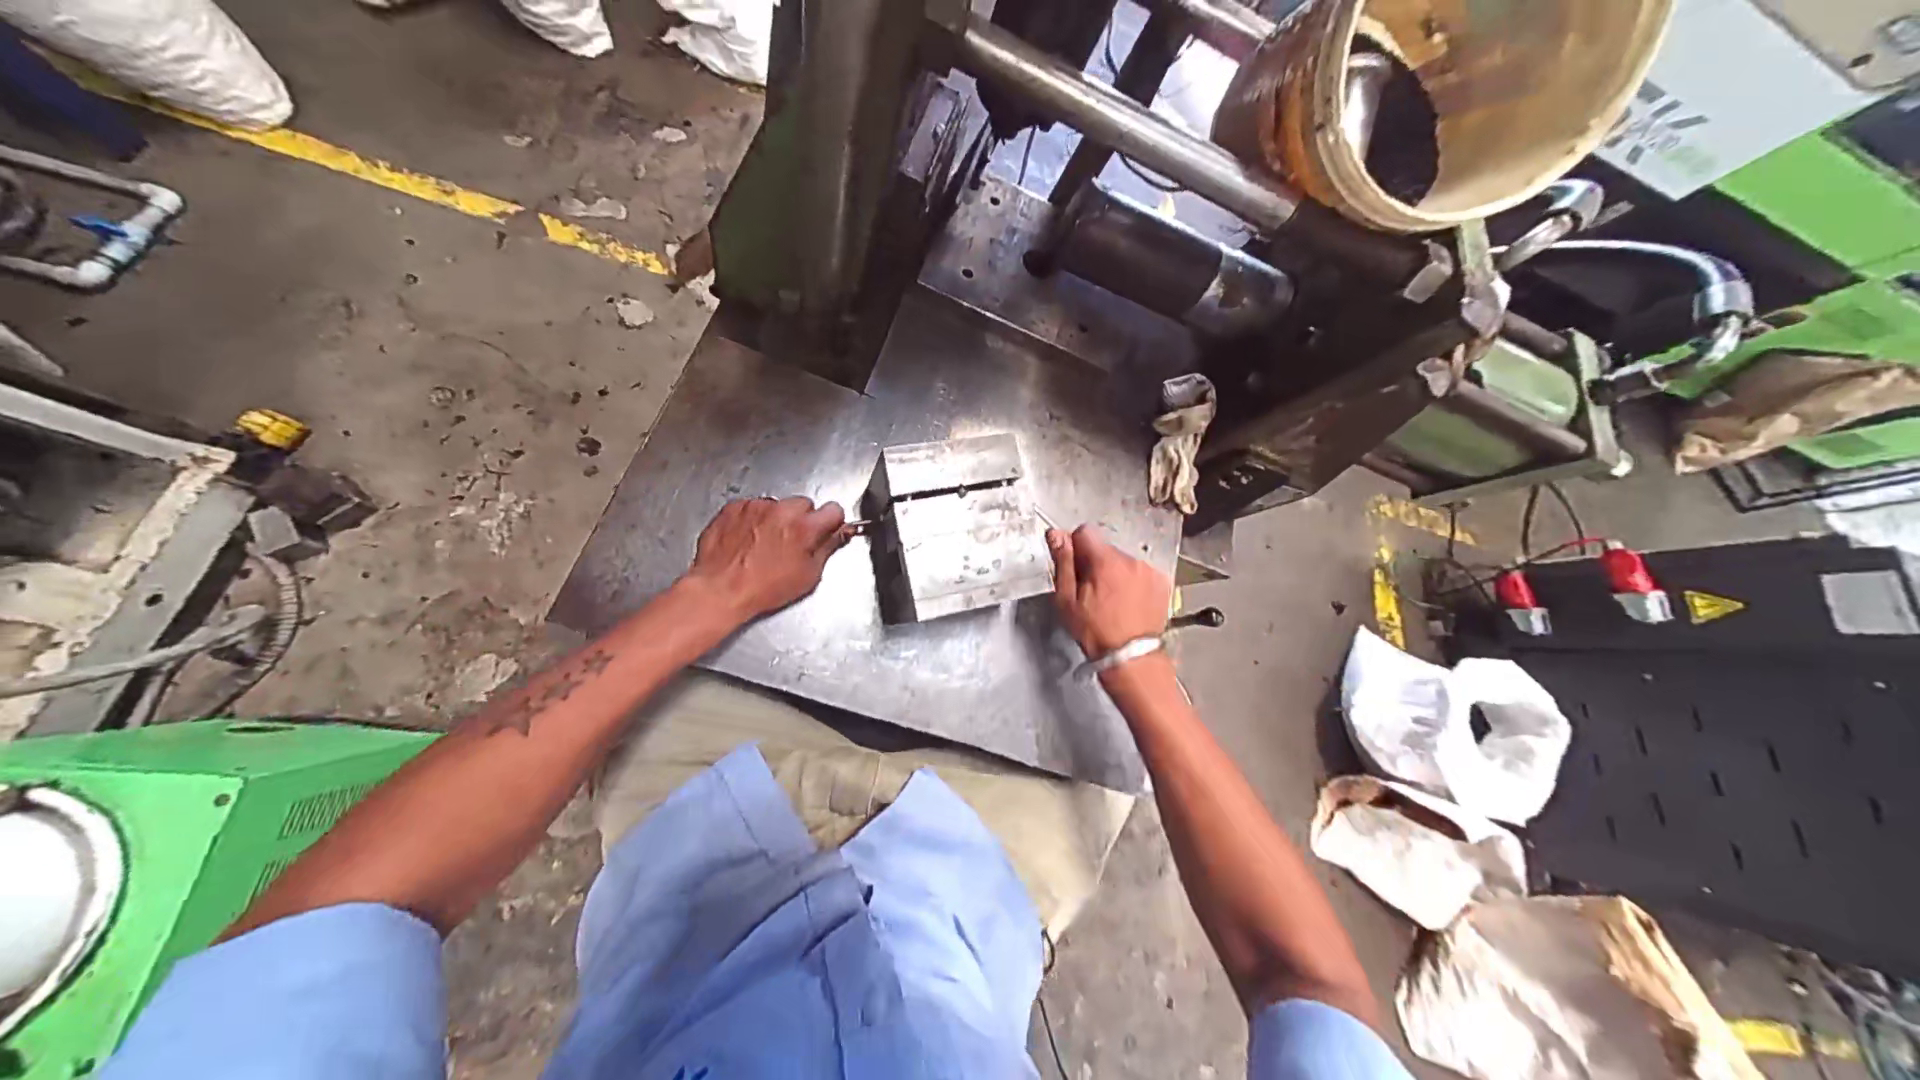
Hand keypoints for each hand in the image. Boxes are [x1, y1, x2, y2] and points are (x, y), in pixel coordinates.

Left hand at [685, 497, 849, 621]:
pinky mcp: (735, 507)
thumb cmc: (761, 588)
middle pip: (804, 504)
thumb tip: (839, 534)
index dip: (831, 522)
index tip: (826, 530)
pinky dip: (753, 520)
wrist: (720, 589)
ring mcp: (756, 507)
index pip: (833, 509)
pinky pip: (753, 507)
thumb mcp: (808, 576)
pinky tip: (749, 541)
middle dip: (802, 520)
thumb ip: (827, 549)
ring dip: (776, 519)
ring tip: (765, 545)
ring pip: (777, 505)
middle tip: (792, 543)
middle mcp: (781, 511)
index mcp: (804, 528)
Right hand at [1047, 525, 1171, 656]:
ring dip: (1115, 573)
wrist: (1131, 657)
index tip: (1074, 569)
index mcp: (1105, 561)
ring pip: (1123, 561)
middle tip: (1091, 591)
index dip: (1075, 548)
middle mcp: (1130, 560)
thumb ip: (1062, 562)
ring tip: (1111, 600)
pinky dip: (1133, 582)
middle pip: (1105, 548)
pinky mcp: (1162, 582)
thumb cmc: (1095, 632)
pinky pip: (1140, 572)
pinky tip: (1128, 602)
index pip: (1085, 532)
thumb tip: (1056, 535)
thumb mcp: (1067, 599)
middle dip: (1096, 563)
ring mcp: (1149, 570)